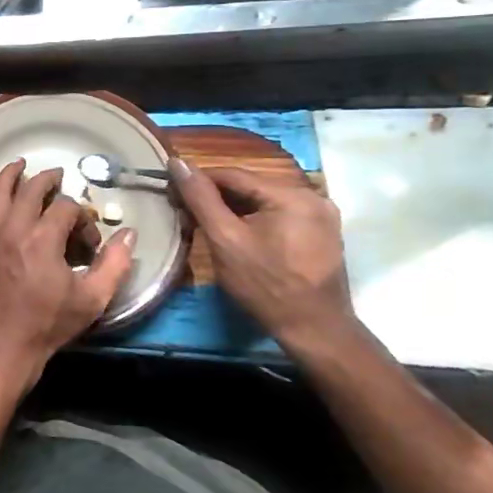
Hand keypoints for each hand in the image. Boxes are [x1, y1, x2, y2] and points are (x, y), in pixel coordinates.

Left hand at [0, 160, 135, 381]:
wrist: (2, 342)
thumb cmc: (48, 322)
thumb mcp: (92, 299)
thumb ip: (114, 264)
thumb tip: (130, 235)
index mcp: (43, 239)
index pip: (66, 209)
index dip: (82, 218)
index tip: (87, 239)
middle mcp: (14, 228)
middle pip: (31, 190)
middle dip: (48, 180)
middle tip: (58, 176)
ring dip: (11, 174)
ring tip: (20, 163)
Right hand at [167, 158, 357, 351]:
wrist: (313, 329)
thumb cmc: (264, 285)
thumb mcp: (224, 239)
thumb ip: (200, 198)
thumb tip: (177, 163)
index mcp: (292, 194)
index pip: (233, 175)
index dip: (197, 181)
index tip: (170, 193)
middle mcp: (313, 196)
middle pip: (250, 187)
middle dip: (215, 198)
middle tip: (185, 214)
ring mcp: (321, 215)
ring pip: (263, 202)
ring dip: (233, 209)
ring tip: (205, 225)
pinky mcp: (321, 233)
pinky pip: (279, 215)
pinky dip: (254, 220)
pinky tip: (237, 235)